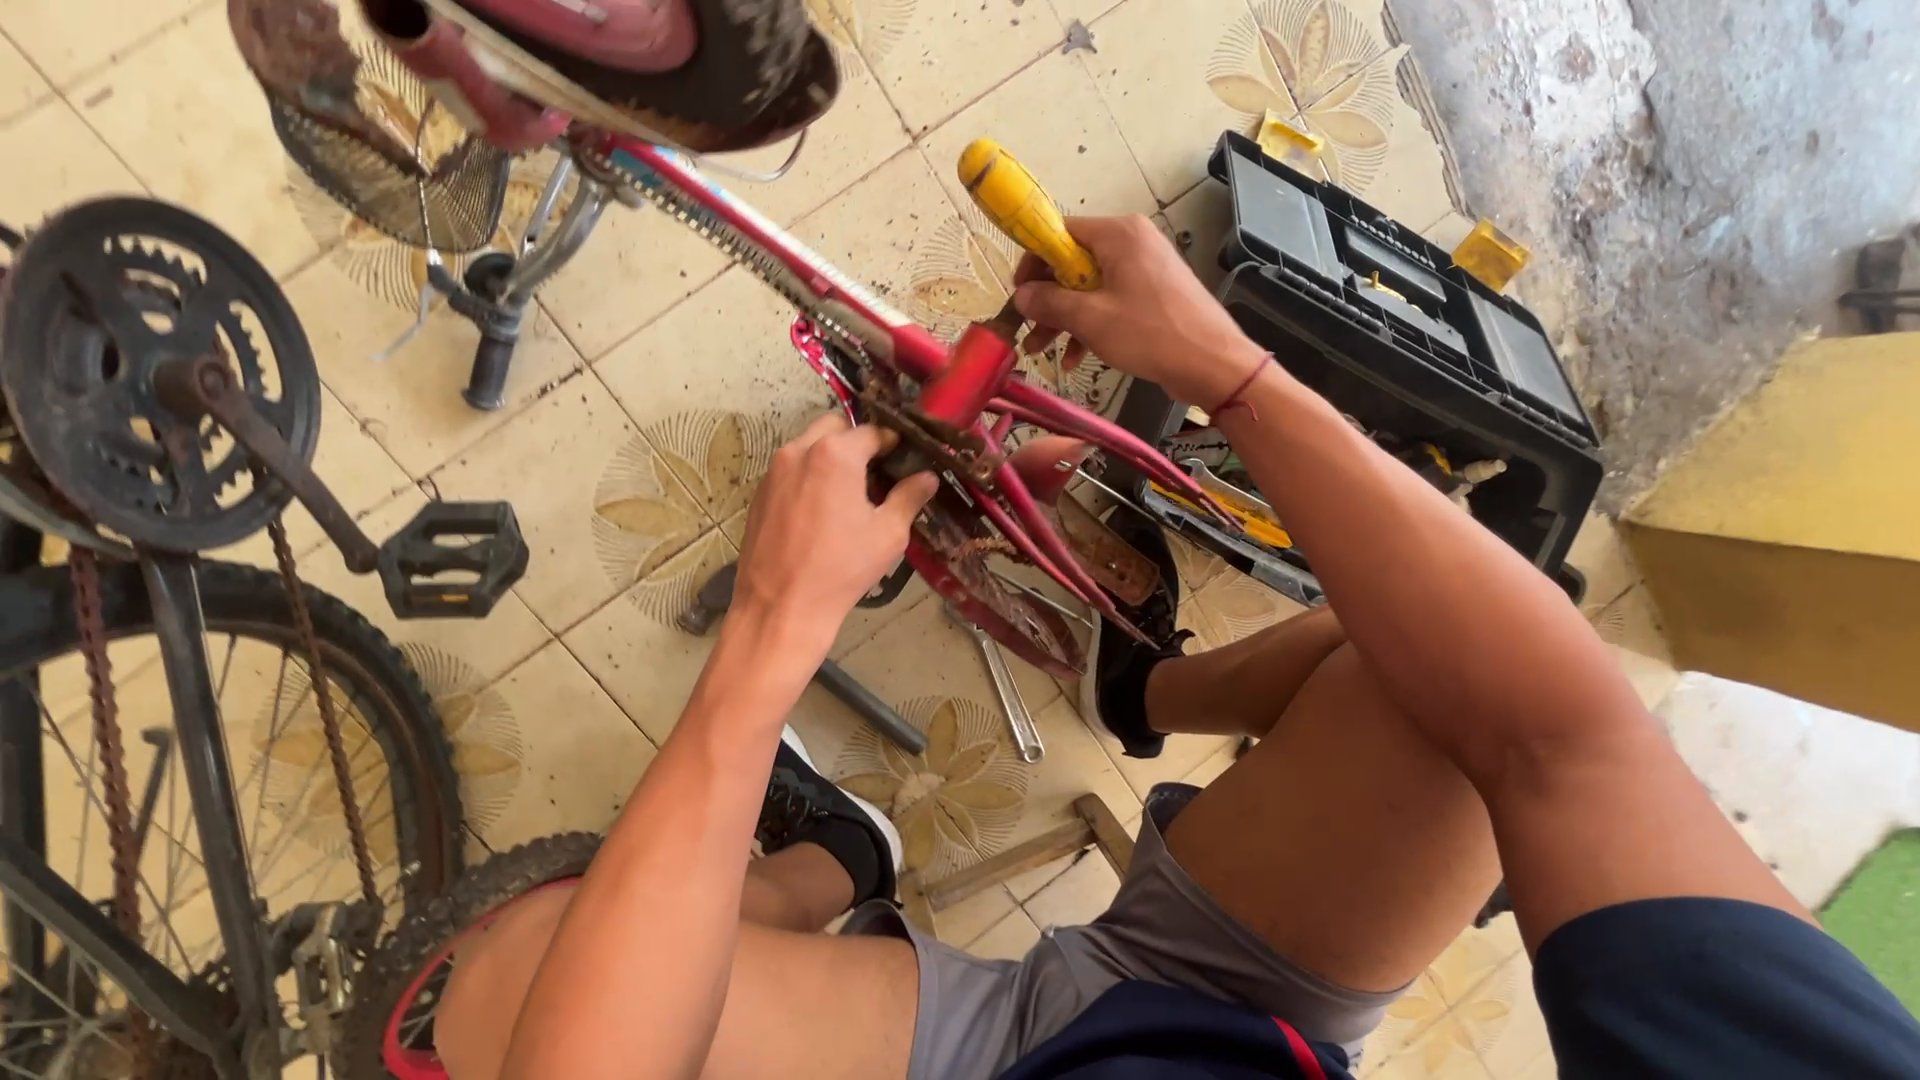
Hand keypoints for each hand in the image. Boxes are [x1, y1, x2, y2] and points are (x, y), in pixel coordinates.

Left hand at [731, 414, 939, 644]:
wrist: (781, 605)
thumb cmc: (841, 568)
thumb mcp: (887, 534)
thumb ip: (908, 497)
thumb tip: (927, 477)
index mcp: (835, 454)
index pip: (872, 431)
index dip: (892, 444)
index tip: (903, 461)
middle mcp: (799, 451)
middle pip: (835, 427)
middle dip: (856, 442)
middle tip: (874, 474)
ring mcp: (773, 471)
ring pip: (808, 446)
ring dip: (830, 457)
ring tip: (847, 494)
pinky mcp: (759, 493)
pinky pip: (790, 470)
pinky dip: (808, 476)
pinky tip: (820, 511)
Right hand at [1013, 215, 1267, 407]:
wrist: (1212, 363)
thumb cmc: (1151, 334)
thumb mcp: (1091, 319)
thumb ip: (1050, 303)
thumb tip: (1020, 296)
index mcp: (1118, 234)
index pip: (1060, 232)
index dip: (1033, 262)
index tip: (1019, 293)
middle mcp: (1131, 242)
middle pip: (1073, 263)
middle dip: (1047, 299)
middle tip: (1027, 330)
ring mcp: (1144, 268)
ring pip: (1089, 288)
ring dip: (1064, 319)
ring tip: (1041, 351)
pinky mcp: (1152, 294)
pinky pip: (1110, 302)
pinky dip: (1090, 325)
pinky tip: (1075, 358)